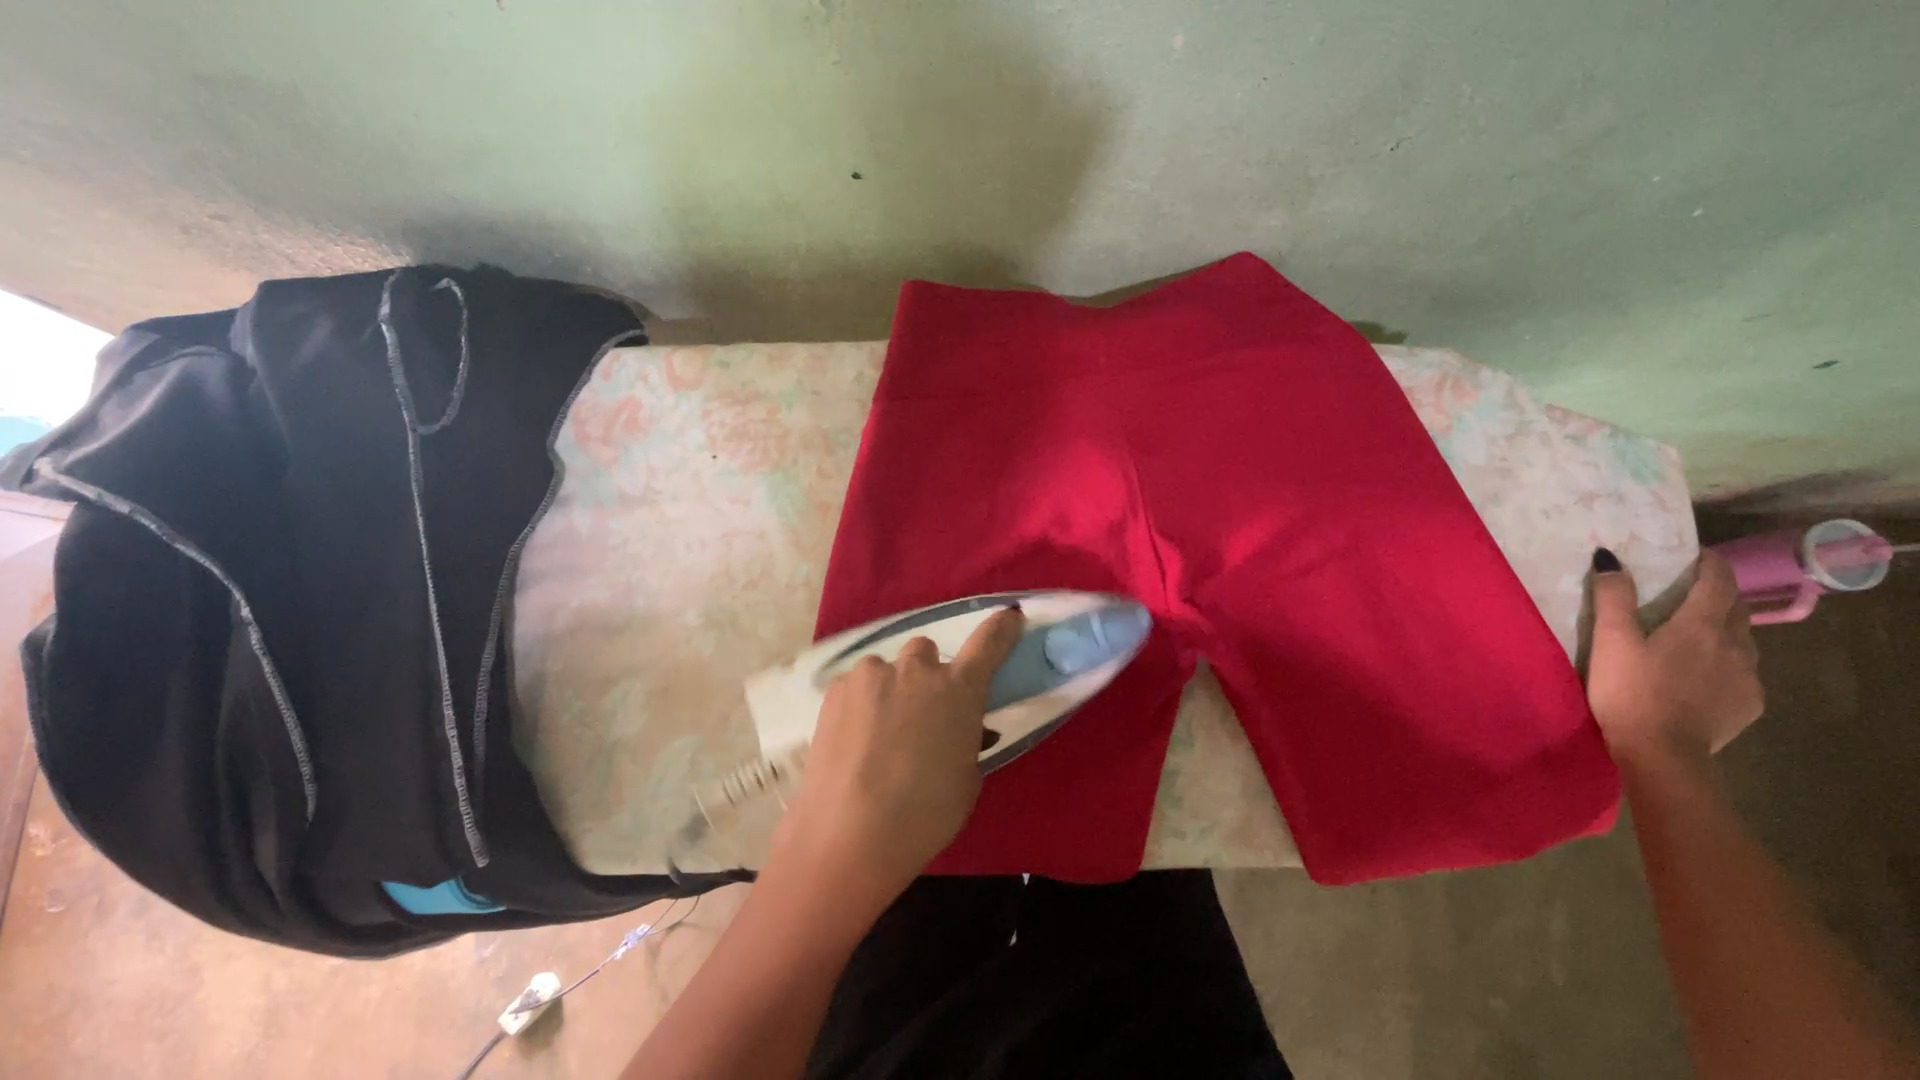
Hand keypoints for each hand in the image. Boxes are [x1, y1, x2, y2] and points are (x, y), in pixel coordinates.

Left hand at [774, 606, 1025, 904]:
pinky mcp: (835, 690)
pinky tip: (854, 741)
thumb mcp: (965, 779)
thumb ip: (965, 739)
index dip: (1001, 629)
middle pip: (926, 654)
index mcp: (959, 690)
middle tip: (922, 715)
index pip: (989, 644)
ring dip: (891, 689)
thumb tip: (954, 730)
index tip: (1009, 618)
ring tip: (880, 734)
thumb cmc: (924, 816)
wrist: (848, 835)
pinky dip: (861, 704)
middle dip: (927, 676)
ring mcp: (870, 676)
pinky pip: (857, 687)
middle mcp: (915, 670)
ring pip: (887, 670)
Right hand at [1586, 548, 1764, 768]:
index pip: (1719, 581)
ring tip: (1699, 634)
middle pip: (1737, 608)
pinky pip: (1745, 671)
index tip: (1695, 555)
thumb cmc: (1631, 692)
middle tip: (1692, 592)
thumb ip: (1613, 598)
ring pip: (1745, 640)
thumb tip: (1610, 558)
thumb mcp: (1610, 641)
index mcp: (1702, 625)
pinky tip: (1705, 674)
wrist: (1662, 755)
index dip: (1710, 562)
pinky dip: (1728, 662)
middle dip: (1719, 594)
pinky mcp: (1749, 704)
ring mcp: (1748, 677)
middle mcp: (1736, 644)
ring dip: (1726, 628)